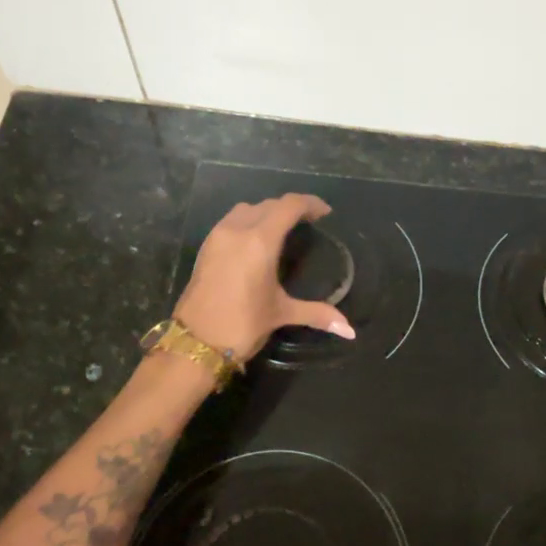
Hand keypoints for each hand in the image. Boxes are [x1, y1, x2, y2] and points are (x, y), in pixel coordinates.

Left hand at [172, 193, 355, 360]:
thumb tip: (350, 331)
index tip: (325, 213)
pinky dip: (249, 222)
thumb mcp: (281, 314)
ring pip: (247, 209)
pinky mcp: (206, 247)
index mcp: (260, 241)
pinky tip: (257, 242)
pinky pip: (231, 221)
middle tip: (309, 222)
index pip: (289, 206)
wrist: (195, 342)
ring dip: (267, 212)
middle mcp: (238, 230)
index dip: (310, 204)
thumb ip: (317, 314)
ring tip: (283, 229)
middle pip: (269, 204)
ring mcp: (218, 236)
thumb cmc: (242, 324)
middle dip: (290, 208)